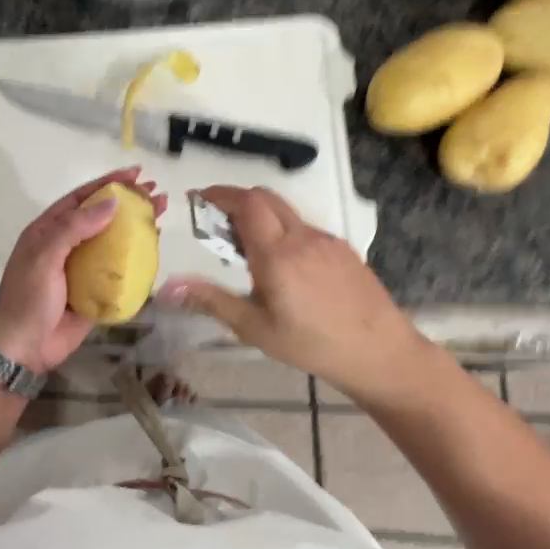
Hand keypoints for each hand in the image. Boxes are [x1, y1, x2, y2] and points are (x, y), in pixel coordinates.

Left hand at [0, 167, 166, 372]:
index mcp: (46, 232)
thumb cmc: (27, 299)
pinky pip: (117, 272)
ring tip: (161, 215)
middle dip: (127, 204)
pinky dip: (135, 260)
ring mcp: (80, 270)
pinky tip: (154, 250)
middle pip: (100, 218)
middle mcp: (64, 247)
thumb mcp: (45, 257)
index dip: (106, 184)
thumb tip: (110, 203)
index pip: (80, 200)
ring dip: (135, 229)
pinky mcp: (94, 293)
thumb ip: (74, 228)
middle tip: (156, 193)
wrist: (23, 348)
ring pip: (112, 243)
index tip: (135, 174)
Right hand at [157, 185, 430, 398]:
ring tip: (244, 249)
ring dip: (260, 216)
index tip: (198, 199)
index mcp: (277, 254)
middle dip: (236, 200)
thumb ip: (211, 300)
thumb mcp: (254, 328)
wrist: (381, 353)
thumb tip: (168, 287)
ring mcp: (327, 242)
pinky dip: (282, 231)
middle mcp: (303, 238)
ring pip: (286, 213)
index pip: (247, 204)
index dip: (220, 194)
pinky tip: (280, 266)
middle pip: (266, 198)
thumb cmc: (312, 345)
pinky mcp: (344, 250)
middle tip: (214, 221)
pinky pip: (305, 229)